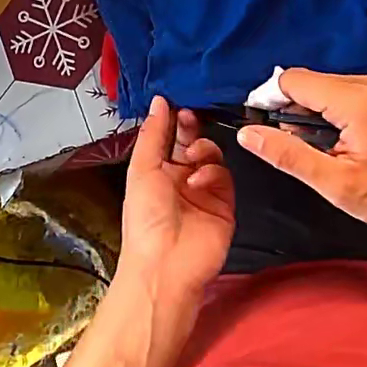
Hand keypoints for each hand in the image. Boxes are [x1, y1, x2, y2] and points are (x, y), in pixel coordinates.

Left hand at [119, 96, 235, 297]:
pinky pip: (224, 176)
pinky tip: (200, 180)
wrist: (166, 263)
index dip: (172, 121)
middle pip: (190, 143)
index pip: (166, 138)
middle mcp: (177, 179)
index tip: (177, 104)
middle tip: (190, 118)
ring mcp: (202, 191)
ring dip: (202, 150)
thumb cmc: (144, 220)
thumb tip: (159, 103)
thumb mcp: (141, 169)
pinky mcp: (223, 204)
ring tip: (192, 158)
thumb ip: (153, 135)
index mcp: (153, 171)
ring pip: (211, 156)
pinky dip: (213, 172)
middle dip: (190, 129)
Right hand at [236, 70, 366, 248]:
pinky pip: (350, 94)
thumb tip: (248, 134)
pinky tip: (346, 144)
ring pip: (329, 88)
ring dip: (315, 114)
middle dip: (293, 110)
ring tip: (325, 150)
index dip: (269, 101)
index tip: (264, 129)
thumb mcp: (337, 185)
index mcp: (359, 100)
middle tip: (298, 148)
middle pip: (310, 82)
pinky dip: (336, 114)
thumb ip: (287, 155)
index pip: (292, 80)